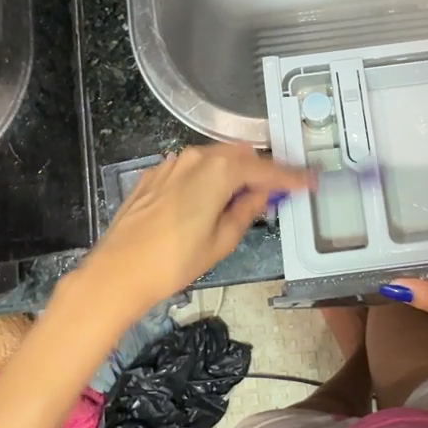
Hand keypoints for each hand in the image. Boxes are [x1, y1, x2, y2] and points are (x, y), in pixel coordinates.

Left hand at [78, 143, 312, 318]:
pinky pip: (190, 167)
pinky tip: (209, 197)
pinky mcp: (153, 175)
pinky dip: (207, 176)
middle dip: (260, 169)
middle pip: (239, 155)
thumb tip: (261, 196)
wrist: (118, 272)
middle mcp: (195, 158)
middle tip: (277, 190)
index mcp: (219, 171)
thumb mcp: (221, 241)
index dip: (290, 177)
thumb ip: (246, 211)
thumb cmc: (174, 262)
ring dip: (233, 171)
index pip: (265, 169)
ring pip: (213, 157)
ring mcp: (170, 164)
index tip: (310, 181)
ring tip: (244, 196)